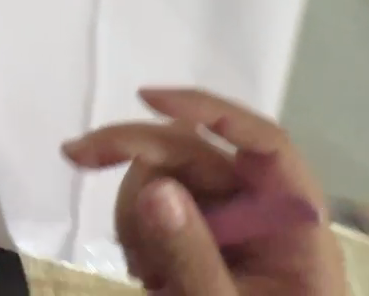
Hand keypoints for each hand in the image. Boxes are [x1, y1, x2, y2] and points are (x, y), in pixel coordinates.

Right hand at [63, 89, 345, 295]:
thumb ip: (192, 257)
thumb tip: (155, 187)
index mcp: (294, 229)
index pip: (266, 146)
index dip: (211, 110)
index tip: (144, 99)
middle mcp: (261, 214)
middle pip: (192, 150)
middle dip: (131, 149)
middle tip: (75, 155)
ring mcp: (227, 224)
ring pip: (163, 173)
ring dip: (133, 207)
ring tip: (139, 269)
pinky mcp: (197, 235)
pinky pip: (152, 202)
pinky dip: (133, 226)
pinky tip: (142, 268)